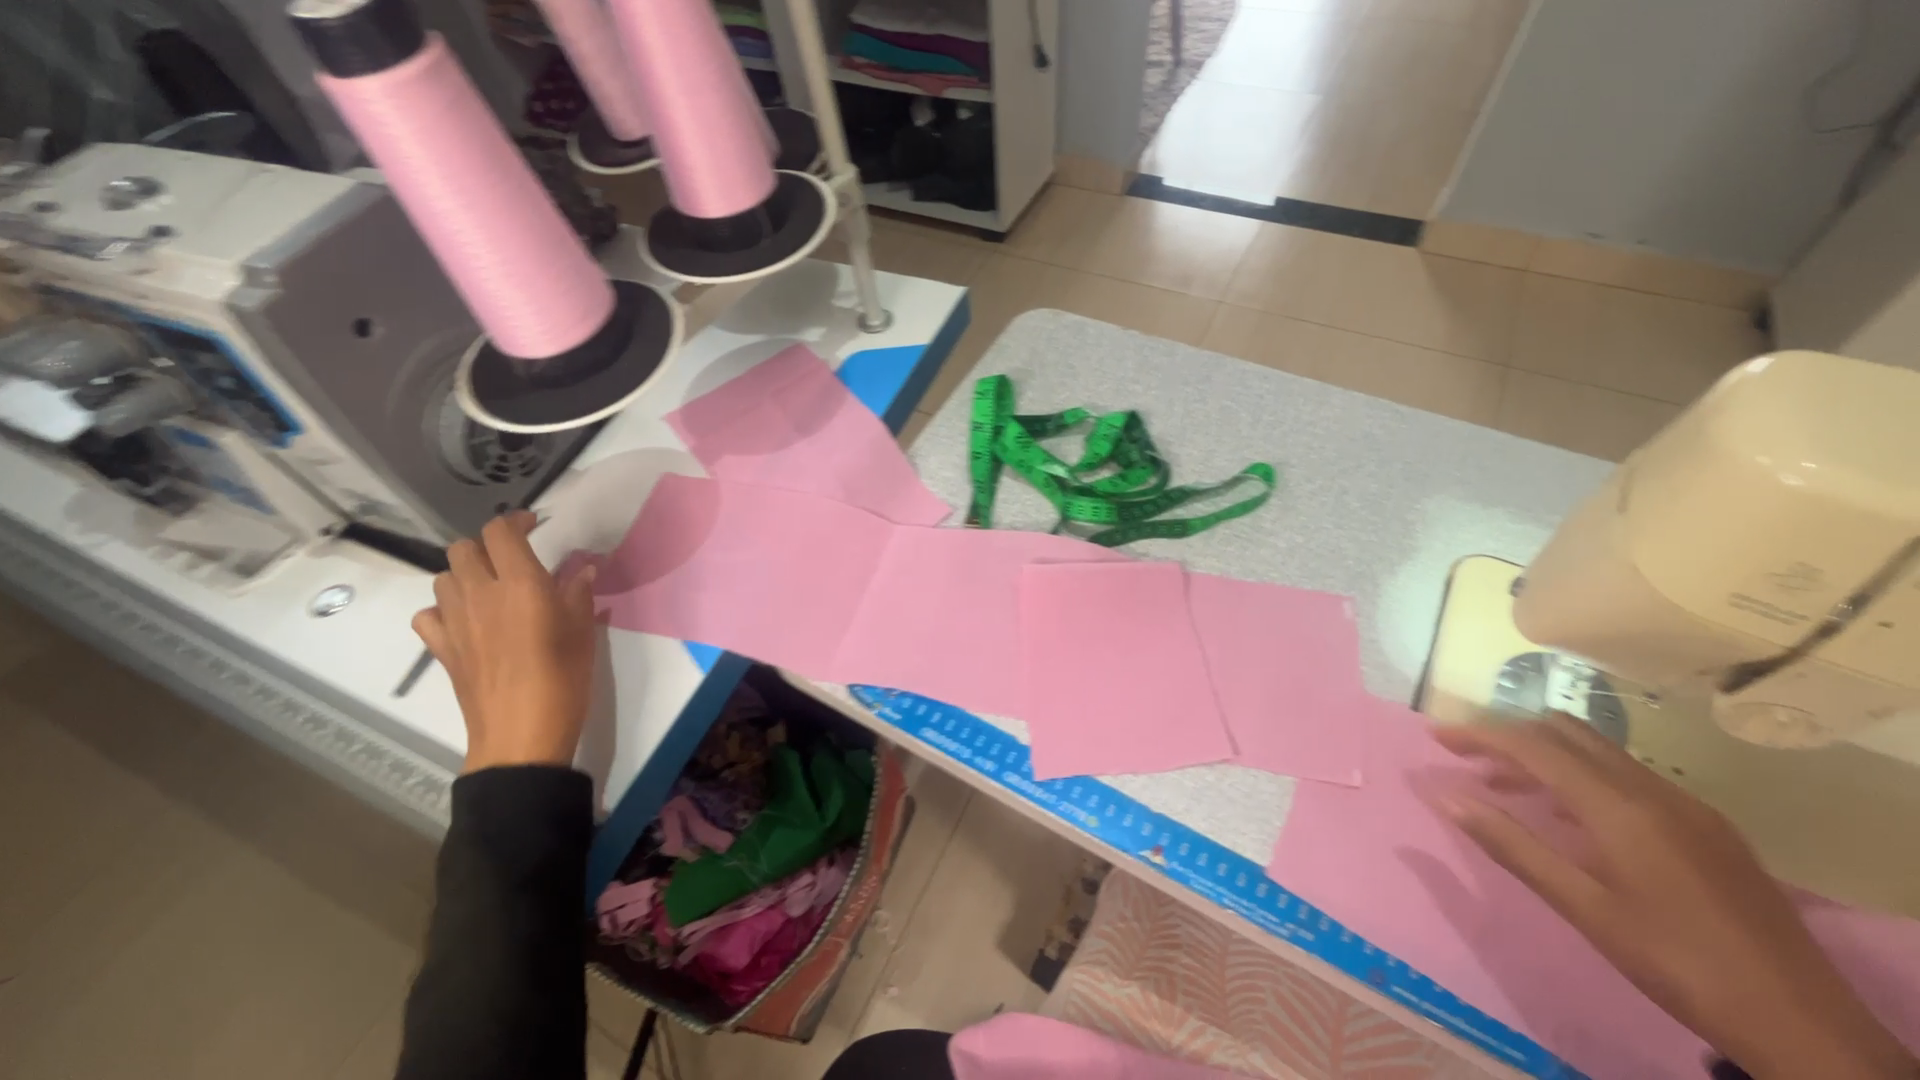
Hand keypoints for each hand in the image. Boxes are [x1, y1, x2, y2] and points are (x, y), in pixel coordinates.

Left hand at [412, 511, 598, 772]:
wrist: (521, 734)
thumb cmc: (563, 679)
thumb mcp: (584, 632)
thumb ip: (579, 593)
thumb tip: (582, 568)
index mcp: (520, 583)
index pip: (500, 532)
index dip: (515, 521)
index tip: (533, 525)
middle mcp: (481, 593)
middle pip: (464, 548)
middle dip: (486, 546)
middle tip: (512, 559)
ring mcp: (455, 621)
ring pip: (444, 577)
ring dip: (465, 575)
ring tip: (490, 589)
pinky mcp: (441, 648)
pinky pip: (429, 614)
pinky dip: (443, 610)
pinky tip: (465, 622)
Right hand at [1429, 715, 1914, 1079]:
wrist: (1795, 1016)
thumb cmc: (1672, 960)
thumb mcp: (1582, 906)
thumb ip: (1512, 845)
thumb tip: (1446, 796)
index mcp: (1619, 807)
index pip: (1535, 746)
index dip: (1480, 735)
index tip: (1437, 737)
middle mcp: (1654, 790)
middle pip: (1569, 734)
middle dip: (1512, 736)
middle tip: (1468, 759)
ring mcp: (1688, 805)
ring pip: (1601, 753)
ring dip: (1548, 757)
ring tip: (1506, 787)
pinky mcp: (1709, 826)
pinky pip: (1631, 778)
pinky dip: (1585, 778)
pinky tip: (1573, 817)